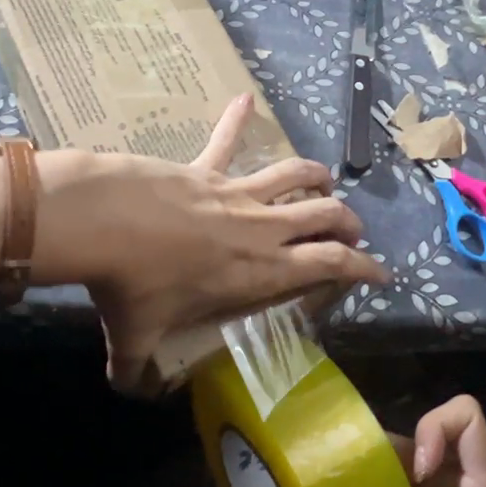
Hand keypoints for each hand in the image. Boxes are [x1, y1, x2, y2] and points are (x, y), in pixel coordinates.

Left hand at [34, 94, 390, 390]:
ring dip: (315, 177)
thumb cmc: (133, 284)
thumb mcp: (136, 336)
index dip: (362, 267)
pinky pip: (228, 138)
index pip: (329, 264)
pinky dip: (238, 118)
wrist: (104, 220)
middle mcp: (261, 228)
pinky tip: (244, 96)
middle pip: (323, 215)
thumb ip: (134, 368)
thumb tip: (125, 390)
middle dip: (347, 222)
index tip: (381, 272)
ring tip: (325, 181)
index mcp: (260, 271)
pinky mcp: (206, 167)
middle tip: (354, 231)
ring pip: (293, 175)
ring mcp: (236, 192)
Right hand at [344, 395, 485, 486]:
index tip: (415, 471)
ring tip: (350, 481)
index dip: (436, 427)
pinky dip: (377, 476)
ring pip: (416, 448)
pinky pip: (402, 473)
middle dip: (402, 441)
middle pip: (441, 428)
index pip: (470, 423)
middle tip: (371, 476)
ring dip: (383, 458)